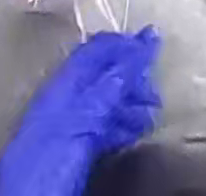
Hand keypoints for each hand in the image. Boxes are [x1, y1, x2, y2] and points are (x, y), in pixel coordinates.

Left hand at [0, 28, 162, 195]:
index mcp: (62, 85)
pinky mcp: (63, 154)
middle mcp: (59, 99)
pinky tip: (131, 134)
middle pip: (100, 74)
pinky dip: (118, 126)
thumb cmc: (50, 164)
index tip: (154, 41)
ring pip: (100, 102)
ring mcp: (60, 127)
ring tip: (150, 114)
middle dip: (131, 75)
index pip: (97, 50)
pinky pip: (96, 128)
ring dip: (127, 102)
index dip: (126, 44)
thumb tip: (141, 46)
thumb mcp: (85, 117)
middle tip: (155, 88)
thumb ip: (111, 84)